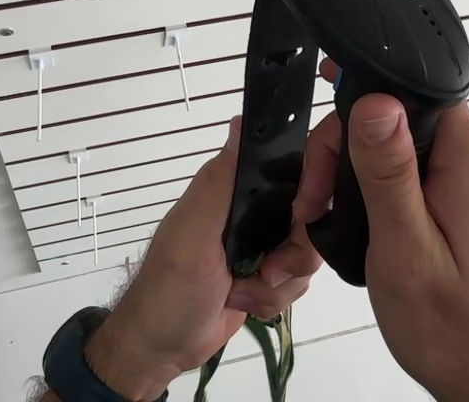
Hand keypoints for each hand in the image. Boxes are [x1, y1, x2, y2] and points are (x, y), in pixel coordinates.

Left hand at [71, 117, 322, 400]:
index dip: (306, 193)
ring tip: (244, 291)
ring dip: (279, 283)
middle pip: (306, 216)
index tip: (299, 221)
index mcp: (229, 186)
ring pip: (303, 252)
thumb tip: (240, 121)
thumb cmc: (171, 288)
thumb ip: (221, 183)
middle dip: (293, 252)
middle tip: (267, 270)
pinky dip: (275, 299)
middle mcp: (247, 208)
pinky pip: (295, 280)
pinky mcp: (264, 272)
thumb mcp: (194, 234)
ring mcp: (258, 242)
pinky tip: (247, 303)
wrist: (162, 347)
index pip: (287, 168)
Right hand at [293, 76, 468, 401]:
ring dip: (357, 168)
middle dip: (347, 146)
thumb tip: (376, 101)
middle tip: (314, 194)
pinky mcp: (466, 199)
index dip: (364, 90)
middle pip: (400, 115)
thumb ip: (389, 172)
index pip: (414, 90)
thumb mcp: (405, 249)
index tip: (325, 119)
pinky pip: (415, 167)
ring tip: (325, 210)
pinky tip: (357, 214)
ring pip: (401, 141)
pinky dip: (379, 184)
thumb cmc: (450, 328)